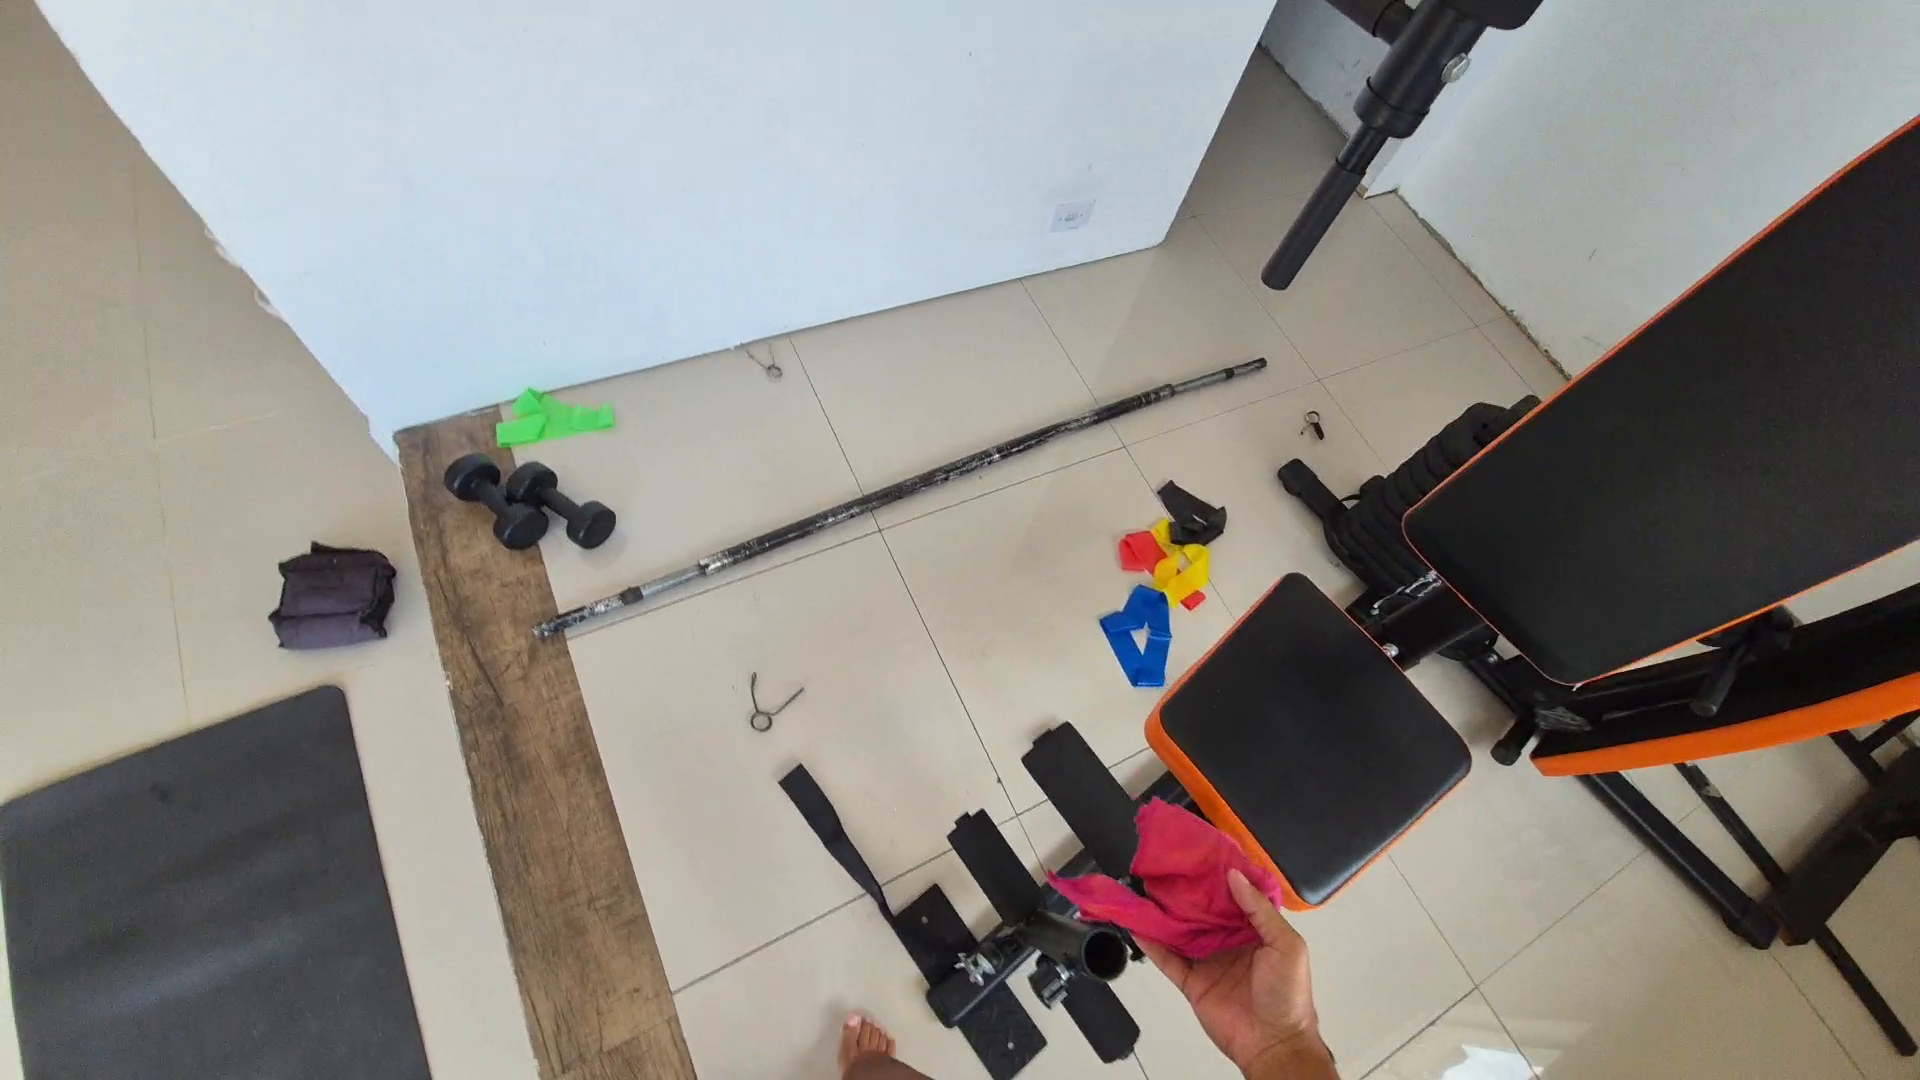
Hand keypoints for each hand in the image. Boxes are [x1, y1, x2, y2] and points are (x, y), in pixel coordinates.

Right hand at [1138, 869, 1334, 1079]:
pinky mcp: (1191, 981)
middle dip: (1183, 891)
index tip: (1195, 854)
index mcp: (1251, 929)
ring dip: (1162, 913)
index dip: (1215, 876)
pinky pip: (1167, 959)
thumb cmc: (1288, 994)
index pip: (1230, 896)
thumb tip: (1233, 875)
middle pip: (1199, 910)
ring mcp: (1206, 960)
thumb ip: (1260, 910)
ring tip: (1141, 888)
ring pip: (1179, 931)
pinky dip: (1150, 943)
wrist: (1275, 1046)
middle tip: (1162, 867)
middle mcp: (1226, 940)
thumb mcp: (1287, 946)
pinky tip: (1135, 924)